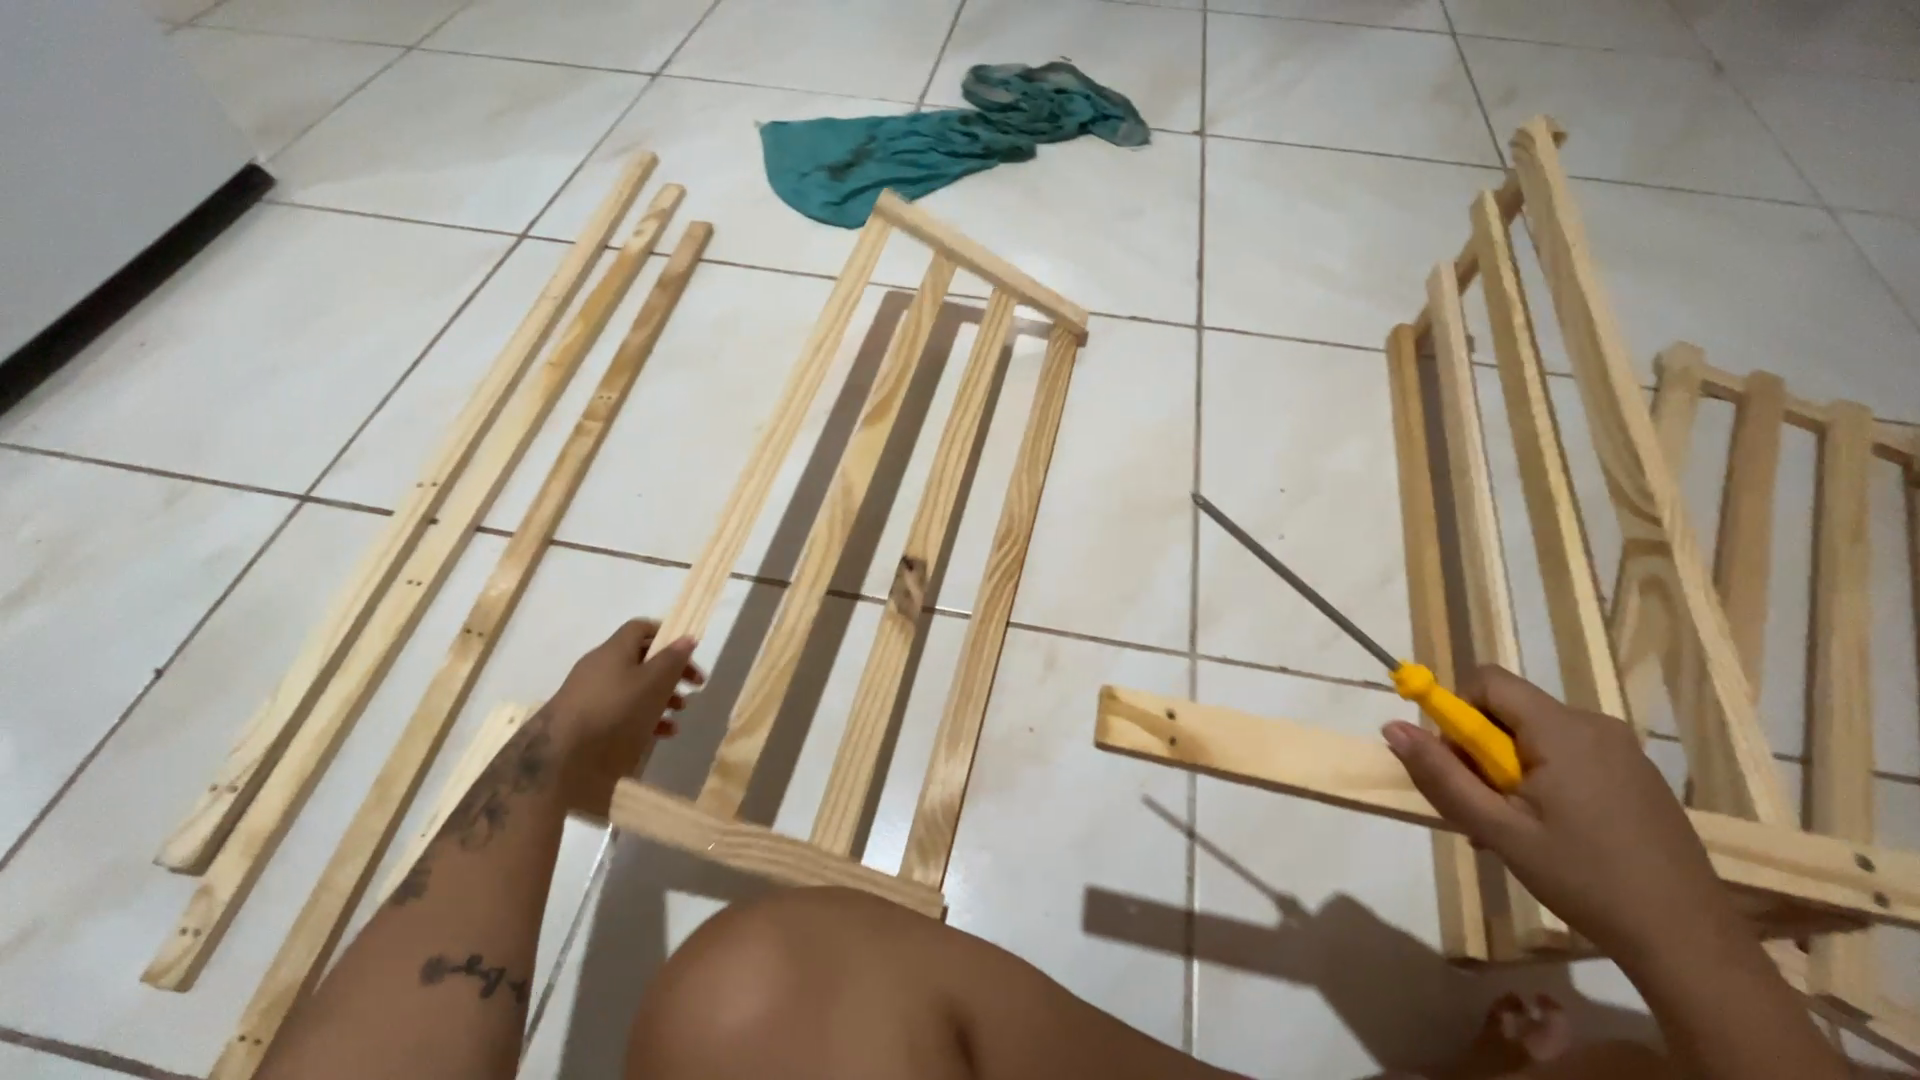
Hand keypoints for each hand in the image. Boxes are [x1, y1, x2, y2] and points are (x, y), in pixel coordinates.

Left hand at [546, 618, 704, 749]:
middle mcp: (600, 667)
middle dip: (670, 673)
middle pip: (641, 660)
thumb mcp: (653, 682)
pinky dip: (645, 718)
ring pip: (633, 688)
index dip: (666, 635)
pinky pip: (622, 711)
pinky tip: (662, 734)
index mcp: (614, 650)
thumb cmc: (616, 711)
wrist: (563, 758)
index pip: (641, 628)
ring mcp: (591, 695)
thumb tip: (686, 638)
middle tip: (693, 687)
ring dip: (661, 697)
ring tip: (679, 713)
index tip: (688, 653)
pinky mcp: (588, 721)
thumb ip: (673, 659)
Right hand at [1382, 665, 1738, 966]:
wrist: (1685, 937)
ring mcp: (1622, 750)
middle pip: (1510, 710)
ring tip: (1511, 830)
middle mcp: (1595, 725)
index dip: (1456, 711)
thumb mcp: (1497, 829)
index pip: (1488, 680)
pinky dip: (1542, 780)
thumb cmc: (1583, 878)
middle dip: (1479, 750)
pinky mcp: (1636, 775)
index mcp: (1562, 730)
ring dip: (1508, 771)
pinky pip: (1568, 756)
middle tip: (1479, 808)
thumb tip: (1392, 727)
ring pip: (1536, 736)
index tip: (1454, 762)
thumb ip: (1441, 775)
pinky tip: (1549, 833)